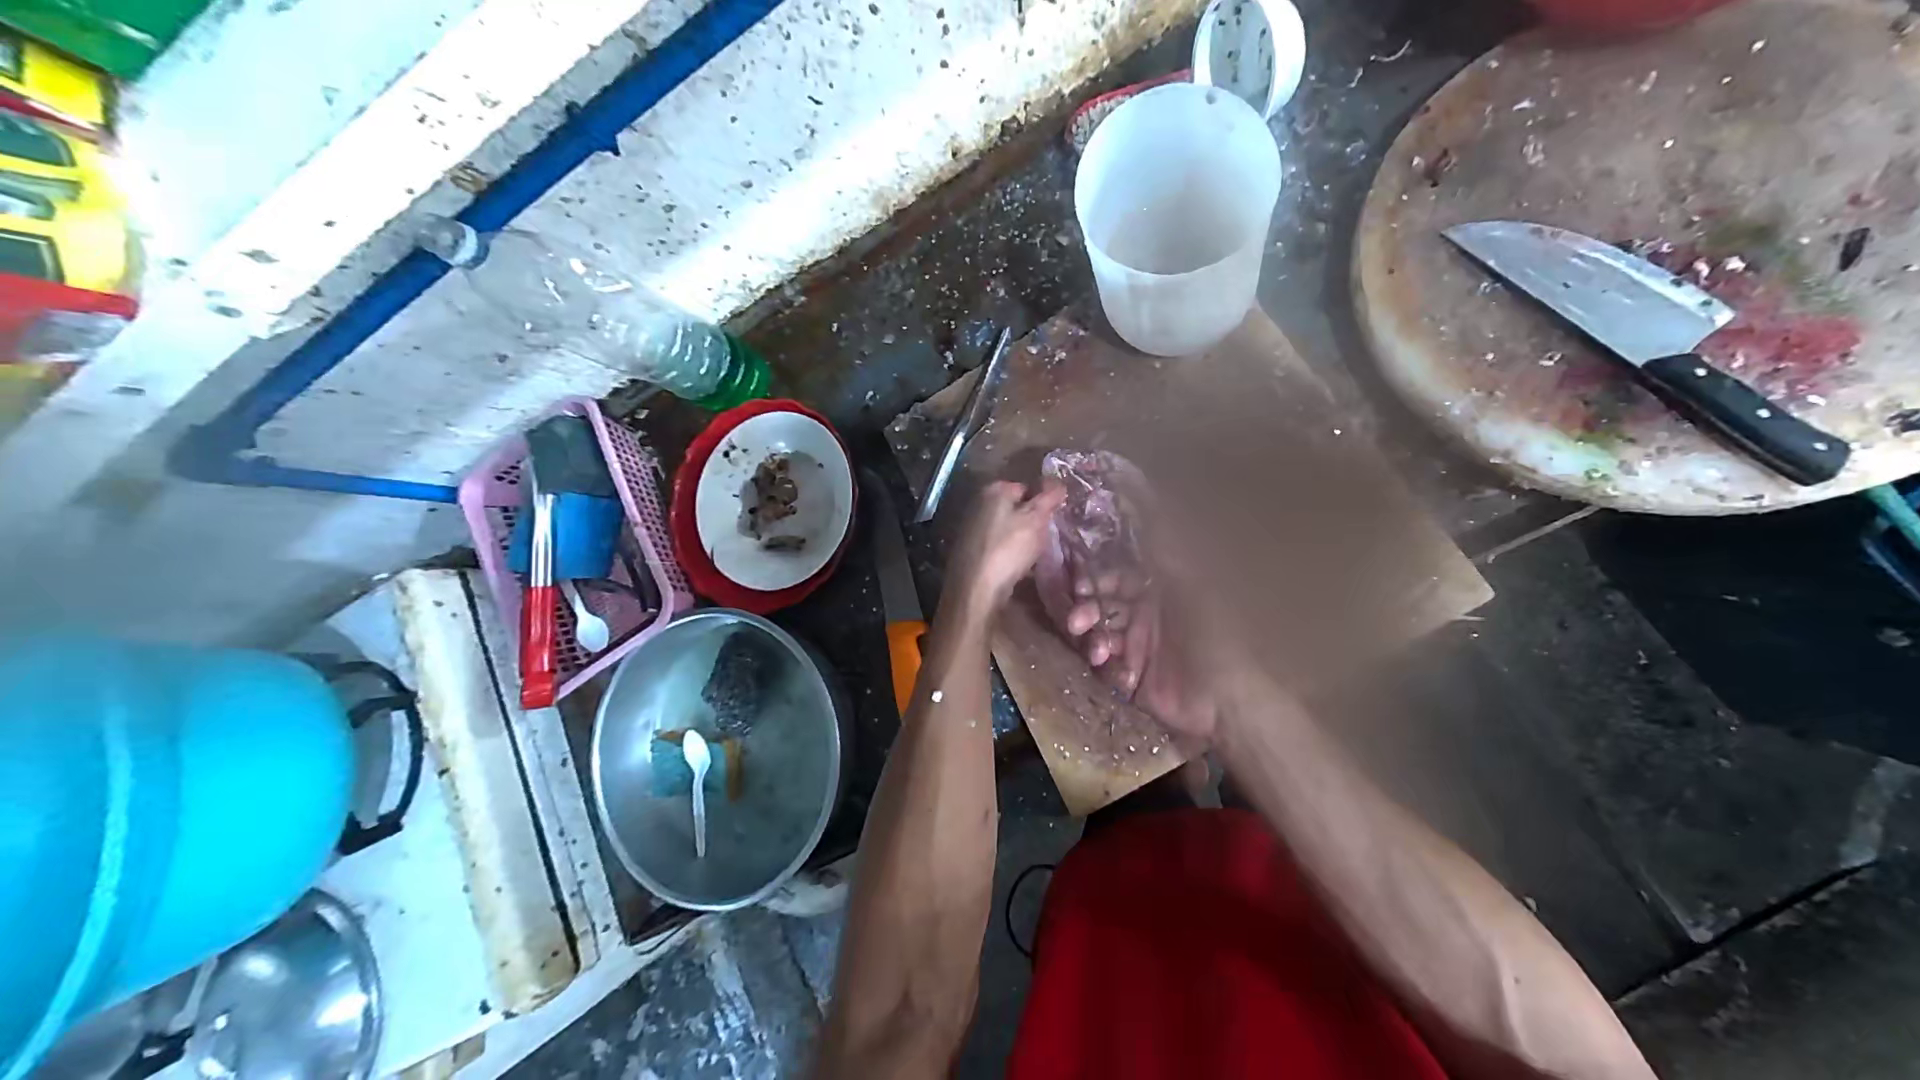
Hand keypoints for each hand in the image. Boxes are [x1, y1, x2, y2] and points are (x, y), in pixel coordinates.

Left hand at [943, 480, 1067, 621]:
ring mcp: (972, 528)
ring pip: (1007, 529)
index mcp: (994, 490)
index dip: (1043, 502)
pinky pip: (998, 546)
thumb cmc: (1008, 549)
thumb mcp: (1035, 519)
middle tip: (1048, 538)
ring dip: (1022, 539)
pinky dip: (1009, 553)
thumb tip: (1058, 481)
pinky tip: (1019, 567)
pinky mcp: (971, 551)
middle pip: (1016, 508)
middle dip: (1032, 521)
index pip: (1026, 487)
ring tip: (1036, 555)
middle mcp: (978, 504)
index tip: (1055, 519)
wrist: (976, 589)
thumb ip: (1048, 497)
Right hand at [1055, 483, 1238, 744]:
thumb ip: (1165, 547)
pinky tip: (1114, 671)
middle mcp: (1146, 613)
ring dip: (1093, 638)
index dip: (1096, 578)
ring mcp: (1138, 645)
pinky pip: (1106, 664)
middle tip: (1077, 621)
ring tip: (1098, 650)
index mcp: (1160, 590)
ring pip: (1100, 633)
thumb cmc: (1212, 637)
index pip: (1118, 575)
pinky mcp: (1132, 675)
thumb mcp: (1191, 585)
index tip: (1078, 583)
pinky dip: (1105, 666)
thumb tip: (1148, 496)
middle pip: (1103, 604)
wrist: (1225, 700)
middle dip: (1086, 609)